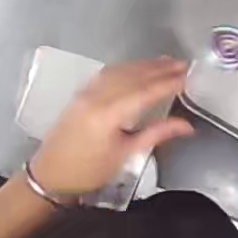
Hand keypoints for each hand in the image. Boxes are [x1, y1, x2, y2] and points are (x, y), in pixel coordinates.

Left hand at [31, 58, 195, 195]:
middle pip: (132, 76)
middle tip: (182, 64)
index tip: (187, 76)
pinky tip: (136, 67)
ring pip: (119, 71)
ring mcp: (86, 93)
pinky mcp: (80, 94)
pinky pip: (106, 74)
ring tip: (165, 62)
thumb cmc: (89, 171)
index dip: (168, 82)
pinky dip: (125, 67)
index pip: (145, 92)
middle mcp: (97, 97)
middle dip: (158, 69)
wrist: (50, 175)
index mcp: (109, 114)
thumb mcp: (125, 155)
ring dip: (143, 65)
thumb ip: (155, 134)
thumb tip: (186, 125)